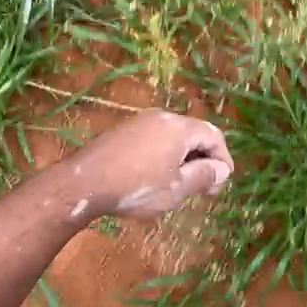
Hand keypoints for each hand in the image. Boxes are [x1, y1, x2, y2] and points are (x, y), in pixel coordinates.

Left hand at [61, 111, 233, 220]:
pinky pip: (153, 140)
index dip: (222, 159)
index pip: (213, 135)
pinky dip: (163, 156)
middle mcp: (161, 118)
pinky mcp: (122, 132)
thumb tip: (221, 170)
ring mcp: (139, 122)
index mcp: (179, 127)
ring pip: (172, 138)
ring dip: (183, 159)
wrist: (83, 184)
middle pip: (193, 134)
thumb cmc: (137, 187)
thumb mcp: (177, 188)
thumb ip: (204, 176)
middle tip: (203, 188)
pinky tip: (155, 178)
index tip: (221, 183)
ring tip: (180, 186)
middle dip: (202, 160)